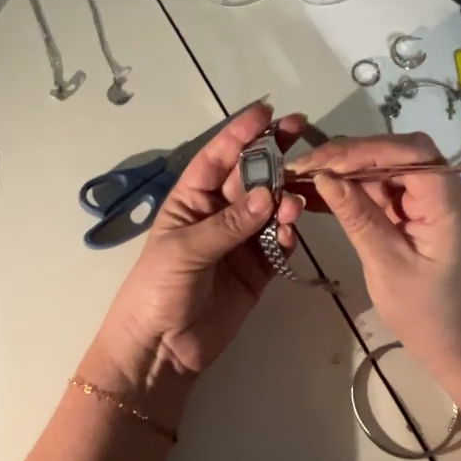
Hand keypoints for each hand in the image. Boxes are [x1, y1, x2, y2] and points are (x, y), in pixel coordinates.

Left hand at [87, 103, 306, 403]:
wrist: (161, 350)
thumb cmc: (158, 290)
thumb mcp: (185, 250)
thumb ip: (228, 224)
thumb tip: (268, 195)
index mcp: (190, 199)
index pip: (218, 157)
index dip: (241, 132)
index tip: (267, 111)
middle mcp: (217, 213)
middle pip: (250, 176)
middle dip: (274, 156)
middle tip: (302, 133)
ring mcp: (239, 240)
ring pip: (269, 207)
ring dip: (283, 199)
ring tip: (293, 203)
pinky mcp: (257, 269)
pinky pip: (278, 243)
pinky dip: (287, 235)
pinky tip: (289, 233)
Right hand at [295, 133, 460, 367]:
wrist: (449, 338)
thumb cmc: (423, 309)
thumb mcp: (385, 264)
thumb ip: (357, 217)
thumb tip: (323, 177)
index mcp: (448, 201)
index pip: (410, 153)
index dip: (366, 149)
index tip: (324, 161)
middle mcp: (442, 188)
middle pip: (394, 152)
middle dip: (348, 155)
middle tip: (304, 166)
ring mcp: (427, 195)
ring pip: (382, 164)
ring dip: (344, 168)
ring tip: (303, 174)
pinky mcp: (412, 205)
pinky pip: (379, 183)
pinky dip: (350, 184)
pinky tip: (319, 187)